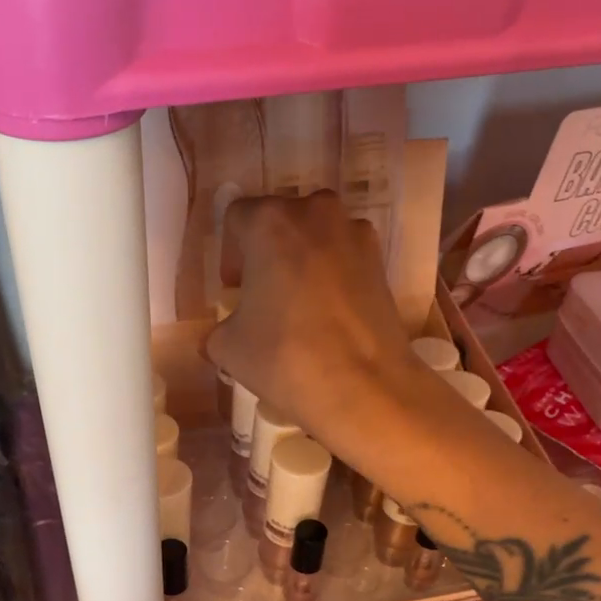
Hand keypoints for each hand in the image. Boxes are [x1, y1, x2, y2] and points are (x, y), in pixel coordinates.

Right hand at [207, 192, 436, 449]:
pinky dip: (333, 279)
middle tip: (263, 296)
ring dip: (304, 262)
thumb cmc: (284, 357)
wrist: (363, 387)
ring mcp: (355, 235)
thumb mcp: (228, 348)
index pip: (236, 217)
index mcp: (270, 221)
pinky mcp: (382, 264)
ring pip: (318, 239)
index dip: (230, 254)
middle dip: (269, 253)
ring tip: (299, 308)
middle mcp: (315, 213)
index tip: (233, 289)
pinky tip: (328, 318)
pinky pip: (345, 261)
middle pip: (282, 222)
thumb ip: (219, 330)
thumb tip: (222, 335)